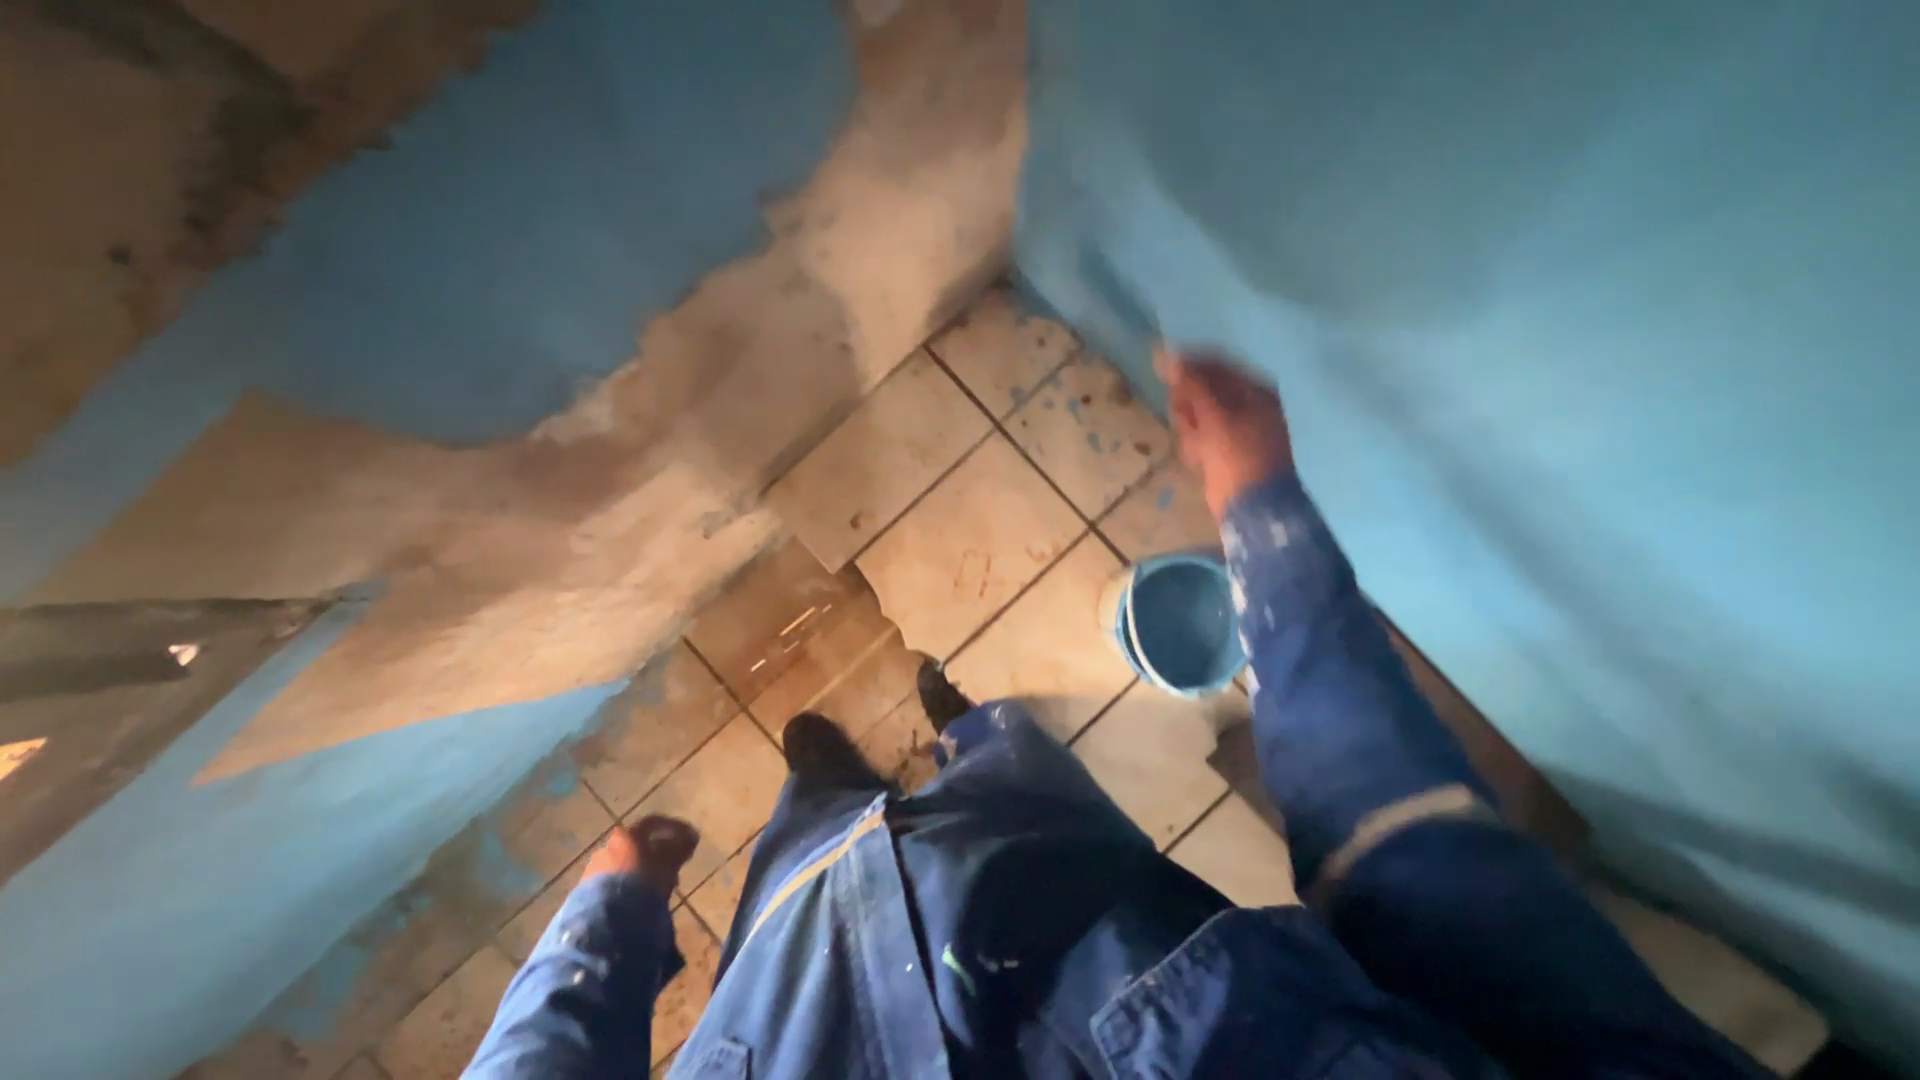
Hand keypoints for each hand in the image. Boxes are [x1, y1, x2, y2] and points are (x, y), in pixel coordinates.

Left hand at [583, 815, 698, 895]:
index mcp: (627, 835)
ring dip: (642, 870)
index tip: (689, 837)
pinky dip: (628, 884)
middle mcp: (608, 846)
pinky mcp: (585, 891)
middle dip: (658, 852)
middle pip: (638, 843)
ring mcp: (594, 868)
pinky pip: (613, 881)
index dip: (674, 828)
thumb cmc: (642, 883)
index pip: (654, 823)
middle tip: (674, 865)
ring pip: (624, 863)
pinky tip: (637, 898)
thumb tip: (691, 837)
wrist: (604, 919)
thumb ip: (680, 848)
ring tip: (657, 887)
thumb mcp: (668, 864)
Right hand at [1156, 347, 1293, 518]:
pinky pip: (1196, 437)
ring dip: (1189, 429)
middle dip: (1188, 405)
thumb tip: (1165, 354)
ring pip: (1194, 414)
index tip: (1163, 371)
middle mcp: (1245, 404)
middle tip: (1186, 418)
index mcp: (1253, 389)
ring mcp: (1232, 428)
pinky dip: (1193, 446)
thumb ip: (1191, 384)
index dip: (1188, 366)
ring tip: (1197, 447)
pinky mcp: (1220, 449)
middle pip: (1201, 390)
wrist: (1251, 505)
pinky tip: (1199, 460)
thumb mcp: (1215, 414)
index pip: (1215, 364)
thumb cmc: (1238, 454)